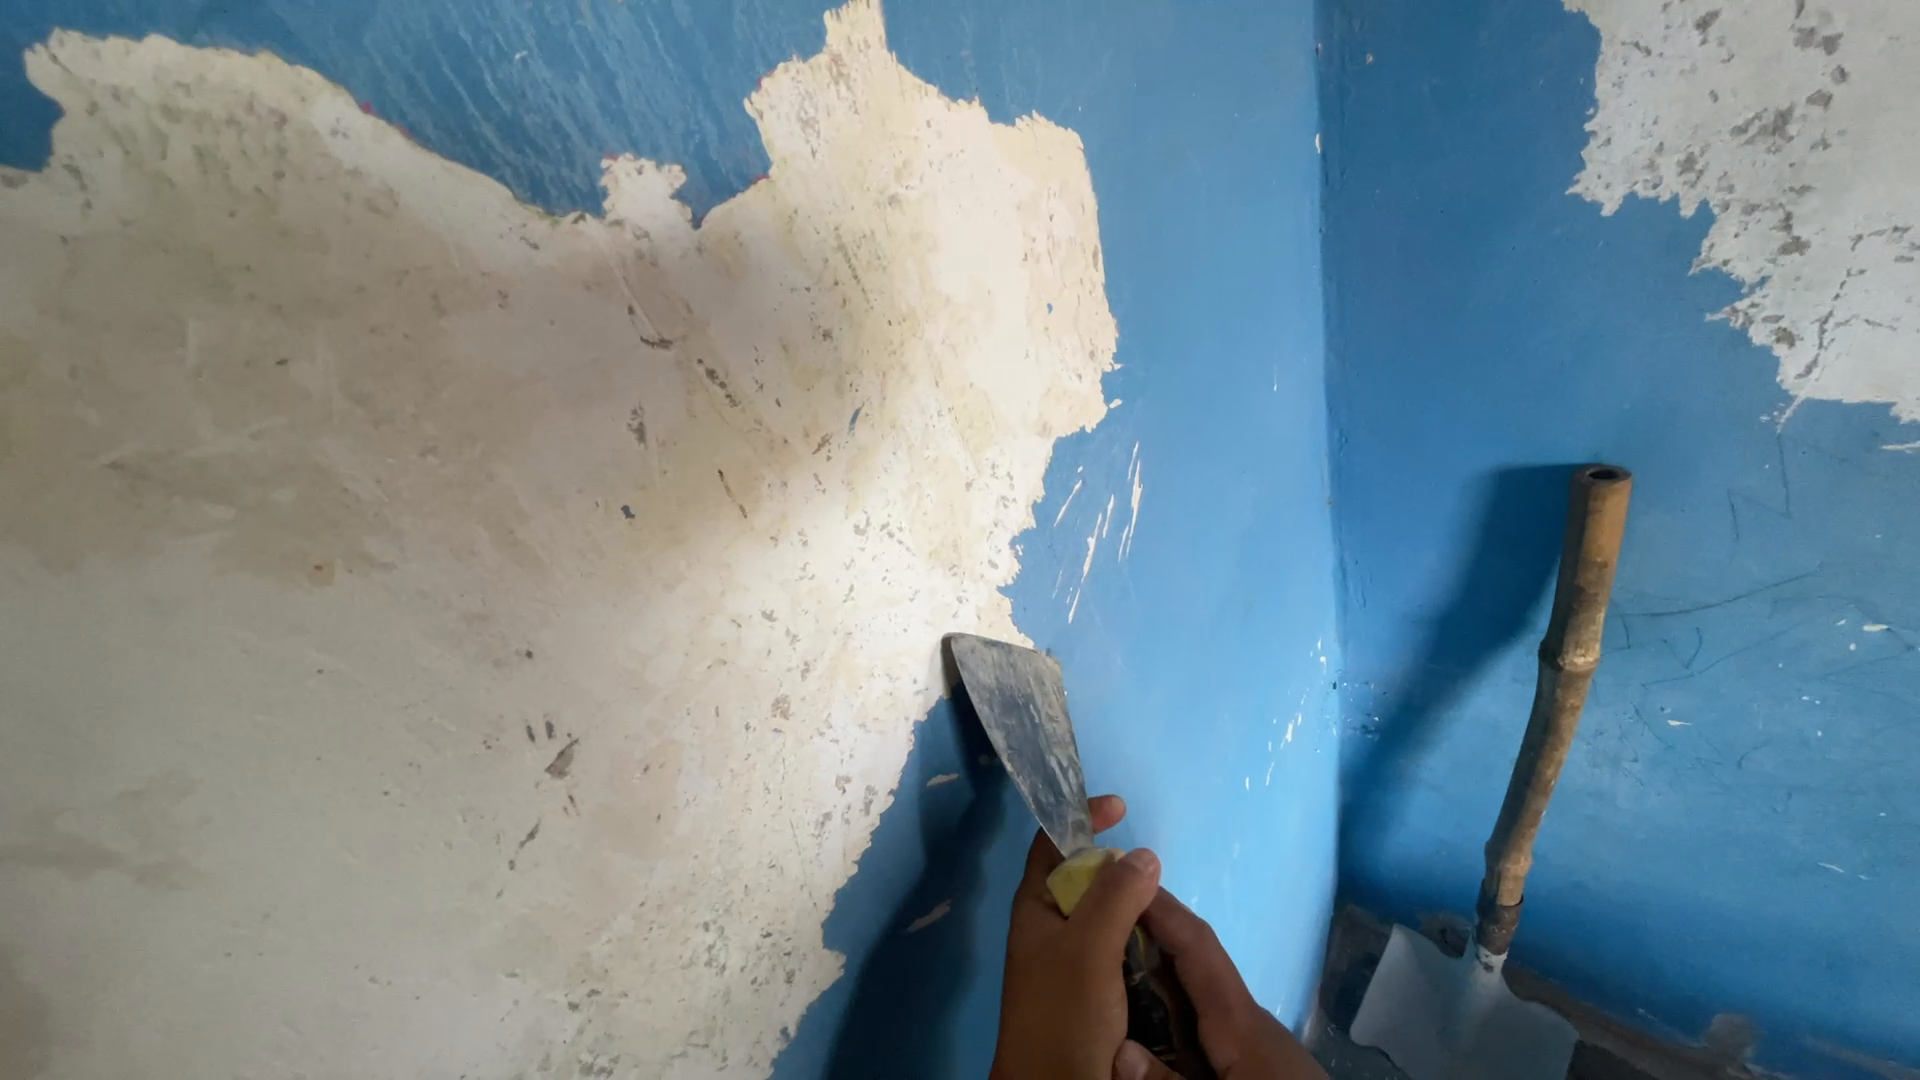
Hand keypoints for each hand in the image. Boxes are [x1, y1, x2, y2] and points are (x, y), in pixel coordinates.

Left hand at [991, 794, 1162, 1079]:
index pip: (1052, 840)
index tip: (1121, 808)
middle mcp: (1049, 923)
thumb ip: (1114, 897)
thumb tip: (1143, 853)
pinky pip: (1116, 946)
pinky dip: (1138, 938)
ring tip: (1161, 913)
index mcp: (1035, 903)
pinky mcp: (1088, 986)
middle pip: (1083, 875)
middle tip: (1153, 878)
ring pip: (1104, 912)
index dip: (1081, 816)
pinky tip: (1159, 946)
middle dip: (1118, 867)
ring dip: (1132, 906)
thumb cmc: (1061, 1013)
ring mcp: (1067, 956)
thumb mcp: (1088, 949)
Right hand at [1111, 892, 1327, 1079]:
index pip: (1196, 944)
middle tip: (1096, 922)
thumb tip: (1117, 1051)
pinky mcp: (1256, 1063)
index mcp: (1241, 1022)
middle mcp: (1248, 1020)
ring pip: (1198, 993)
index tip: (1119, 877)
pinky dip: (1172, 1006)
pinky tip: (1146, 1019)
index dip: (1160, 907)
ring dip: (1158, 972)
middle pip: (1193, 961)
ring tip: (1108, 963)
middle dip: (1149, 936)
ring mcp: (1254, 1042)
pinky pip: (1206, 1020)